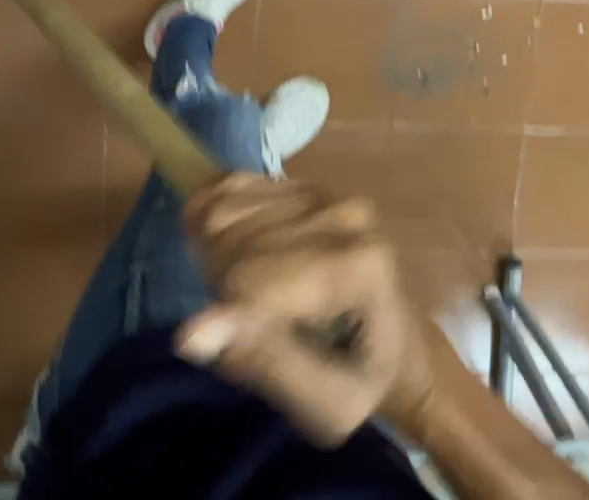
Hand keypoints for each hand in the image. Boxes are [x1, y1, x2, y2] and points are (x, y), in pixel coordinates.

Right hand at [175, 174, 433, 446]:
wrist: (396, 346)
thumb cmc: (363, 382)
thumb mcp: (325, 404)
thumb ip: (265, 364)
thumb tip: (192, 334)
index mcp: (360, 266)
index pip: (250, 277)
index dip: (225, 315)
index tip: (226, 344)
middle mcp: (344, 214)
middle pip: (231, 240)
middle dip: (220, 286)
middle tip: (249, 323)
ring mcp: (321, 191)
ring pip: (222, 212)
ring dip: (215, 256)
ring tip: (248, 291)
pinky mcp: (300, 183)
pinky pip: (225, 189)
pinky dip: (214, 222)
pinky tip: (240, 253)